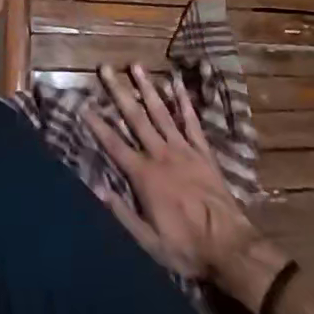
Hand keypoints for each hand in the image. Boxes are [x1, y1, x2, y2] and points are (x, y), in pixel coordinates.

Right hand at [83, 64, 273, 282]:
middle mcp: (161, 155)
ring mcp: (184, 150)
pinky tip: (175, 83)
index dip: (96, 123)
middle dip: (118, 91)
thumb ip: (121, 213)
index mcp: (144, 176)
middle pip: (135, 117)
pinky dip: (183, 102)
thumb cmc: (186, 248)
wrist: (232, 248)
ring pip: (161, 112)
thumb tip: (96, 188)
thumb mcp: (147, 241)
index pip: (113, 144)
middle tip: (105, 68)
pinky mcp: (204, 153)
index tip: (82, 103)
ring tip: (135, 66)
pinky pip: (192, 122)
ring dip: (146, 88)